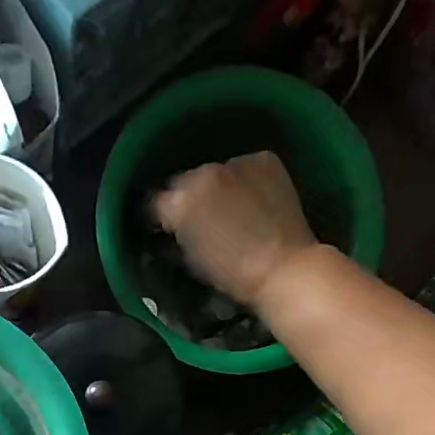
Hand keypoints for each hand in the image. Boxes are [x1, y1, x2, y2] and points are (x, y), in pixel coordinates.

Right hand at [151, 151, 318, 306]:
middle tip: (193, 218)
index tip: (159, 226)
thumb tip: (169, 232)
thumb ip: (174, 239)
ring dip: (213, 187)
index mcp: (179, 203)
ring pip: (212, 172)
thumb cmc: (231, 275)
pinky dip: (241, 181)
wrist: (283, 268)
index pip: (151, 202)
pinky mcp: (263, 159)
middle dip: (183, 198)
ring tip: (226, 208)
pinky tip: (250, 200)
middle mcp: (202, 174)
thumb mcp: (191, 262)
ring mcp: (235, 162)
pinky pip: (242, 167)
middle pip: (181, 181)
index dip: (154, 216)